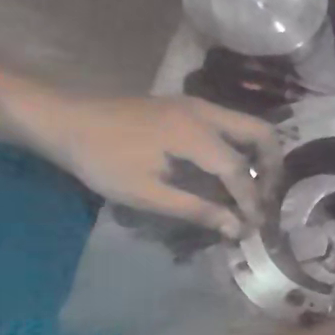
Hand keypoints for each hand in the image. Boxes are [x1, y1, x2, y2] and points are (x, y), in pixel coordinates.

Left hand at [13, 88, 279, 237]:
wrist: (62, 119)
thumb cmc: (101, 159)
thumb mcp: (145, 193)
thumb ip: (196, 209)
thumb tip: (237, 228)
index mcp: (196, 134)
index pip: (240, 171)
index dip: (251, 201)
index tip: (256, 226)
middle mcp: (206, 113)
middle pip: (261, 135)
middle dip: (272, 168)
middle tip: (266, 198)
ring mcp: (198, 106)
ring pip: (249, 126)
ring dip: (259, 156)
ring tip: (253, 187)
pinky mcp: (188, 107)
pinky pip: (231, 124)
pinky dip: (241, 147)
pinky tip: (229, 171)